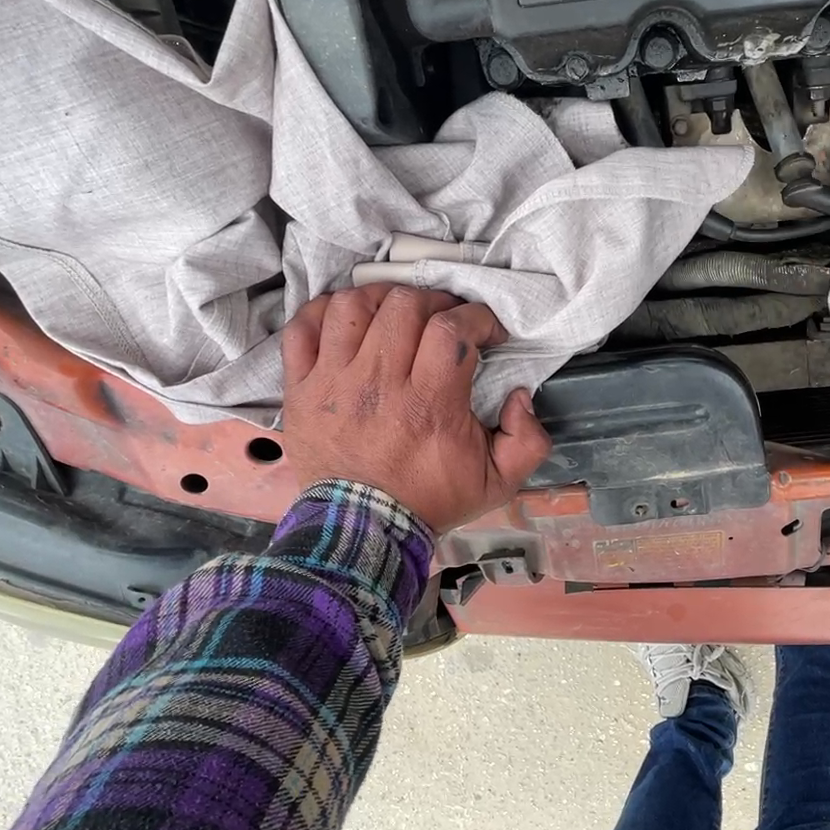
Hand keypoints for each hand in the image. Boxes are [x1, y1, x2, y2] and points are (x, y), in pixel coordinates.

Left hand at [280, 284, 551, 532]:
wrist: (364, 530)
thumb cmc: (431, 499)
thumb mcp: (499, 482)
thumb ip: (528, 440)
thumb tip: (521, 395)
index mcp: (430, 403)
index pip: (452, 329)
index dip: (478, 317)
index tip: (489, 332)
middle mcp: (379, 383)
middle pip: (404, 306)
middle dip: (435, 302)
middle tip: (447, 320)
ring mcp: (334, 382)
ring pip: (353, 307)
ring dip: (382, 298)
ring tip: (398, 314)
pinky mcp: (301, 389)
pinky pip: (302, 328)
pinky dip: (324, 312)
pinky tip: (349, 320)